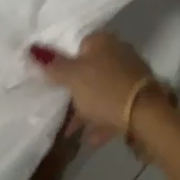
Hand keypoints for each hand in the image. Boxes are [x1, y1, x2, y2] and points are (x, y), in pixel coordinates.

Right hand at [30, 33, 161, 146]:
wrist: (148, 117)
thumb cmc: (105, 90)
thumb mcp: (73, 77)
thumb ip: (52, 65)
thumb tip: (31, 49)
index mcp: (103, 41)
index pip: (78, 45)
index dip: (64, 61)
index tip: (52, 80)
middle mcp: (119, 53)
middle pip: (90, 69)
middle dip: (75, 89)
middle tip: (59, 106)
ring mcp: (131, 77)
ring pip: (102, 91)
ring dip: (87, 108)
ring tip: (71, 129)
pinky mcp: (140, 100)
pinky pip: (114, 108)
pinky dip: (102, 121)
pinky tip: (91, 139)